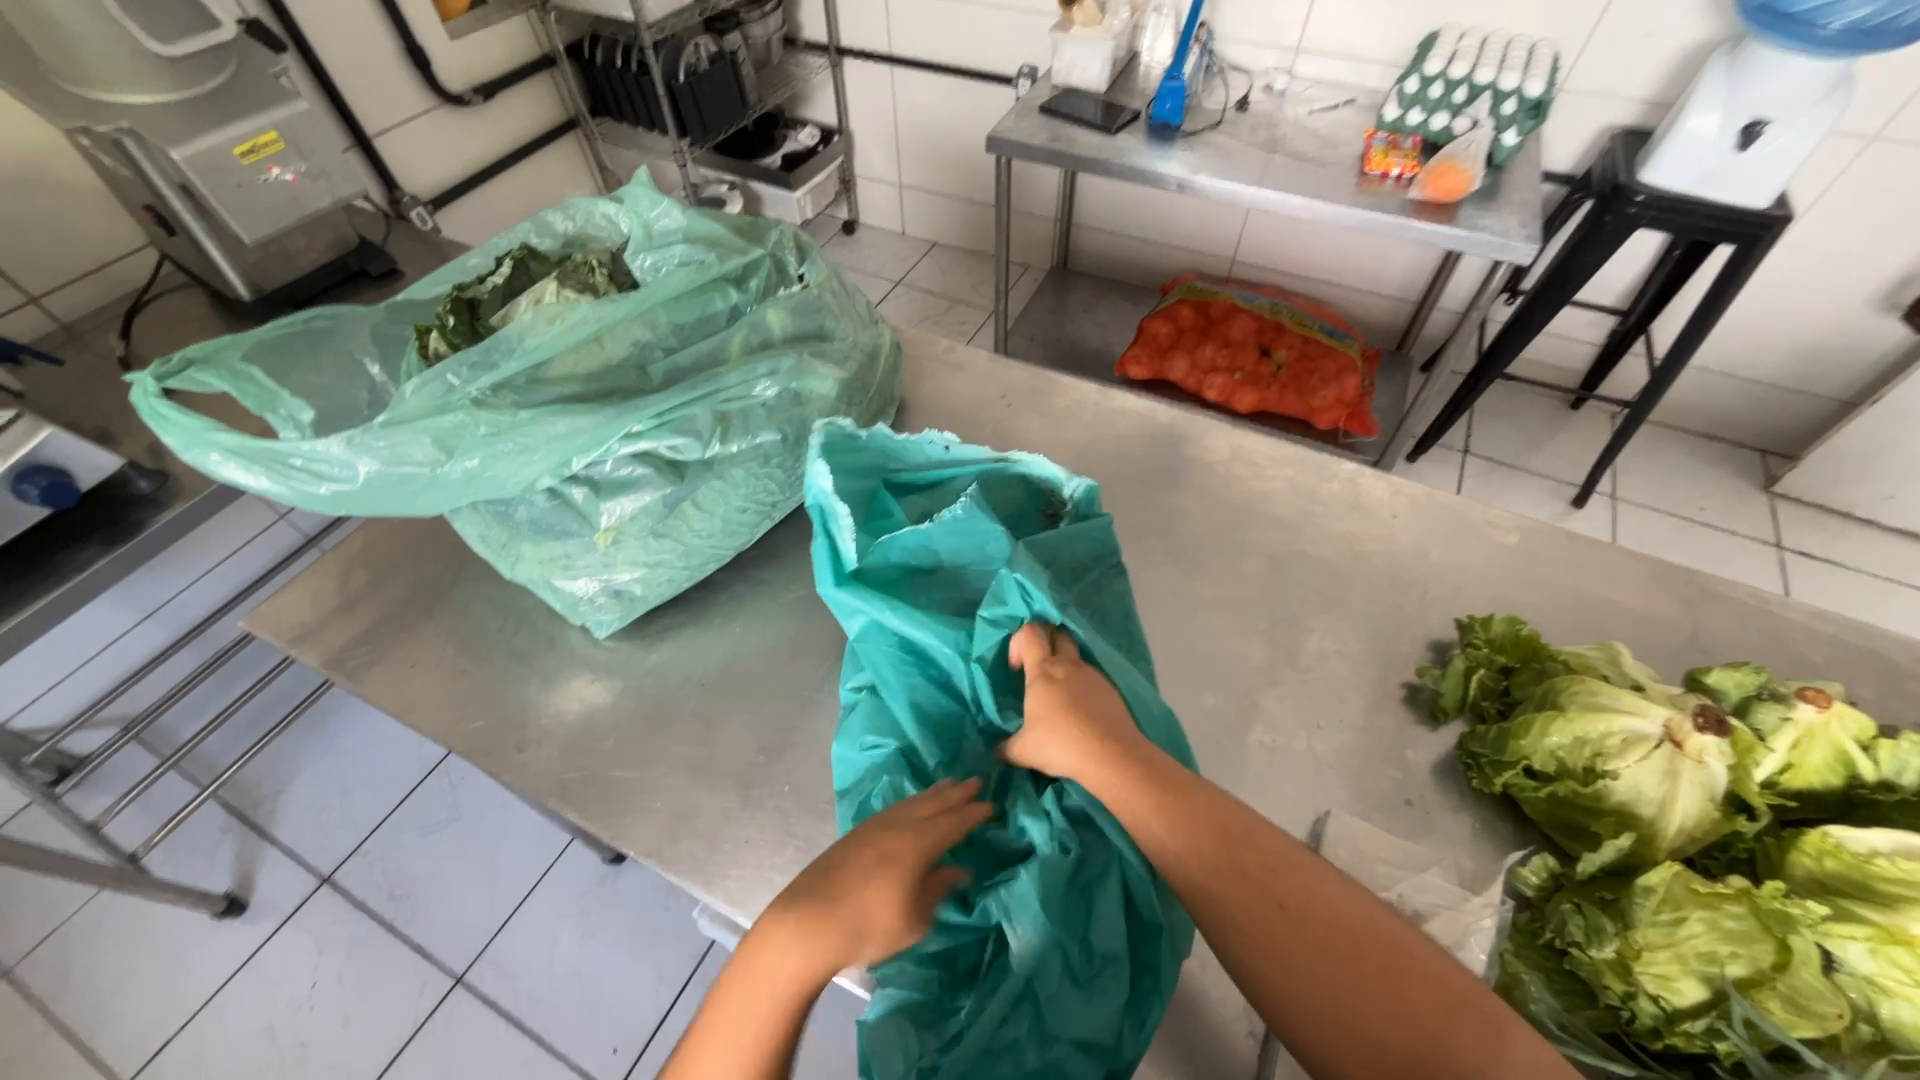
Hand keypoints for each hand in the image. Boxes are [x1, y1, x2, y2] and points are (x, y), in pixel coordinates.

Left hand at [760, 777, 992, 975]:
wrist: (807, 923)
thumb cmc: (868, 928)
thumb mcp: (914, 919)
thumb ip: (937, 890)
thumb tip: (958, 870)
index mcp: (917, 844)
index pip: (953, 822)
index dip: (973, 813)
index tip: (992, 804)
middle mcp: (897, 827)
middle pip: (933, 804)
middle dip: (956, 793)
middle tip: (976, 781)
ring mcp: (873, 827)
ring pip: (911, 803)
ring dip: (933, 794)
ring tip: (949, 785)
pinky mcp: (855, 835)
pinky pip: (894, 809)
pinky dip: (912, 803)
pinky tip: (912, 807)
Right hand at [1000, 622, 1152, 782]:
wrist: (1111, 756)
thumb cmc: (1060, 745)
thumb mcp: (1023, 751)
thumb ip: (1006, 747)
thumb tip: (998, 750)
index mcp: (1043, 670)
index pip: (1031, 633)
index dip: (1019, 641)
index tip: (1016, 667)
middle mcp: (1070, 666)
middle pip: (1058, 635)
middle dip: (1045, 643)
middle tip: (1037, 670)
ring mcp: (1094, 676)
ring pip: (1077, 659)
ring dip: (1065, 669)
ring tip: (1059, 701)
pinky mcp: (1111, 691)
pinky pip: (1092, 680)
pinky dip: (1082, 689)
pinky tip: (1080, 715)